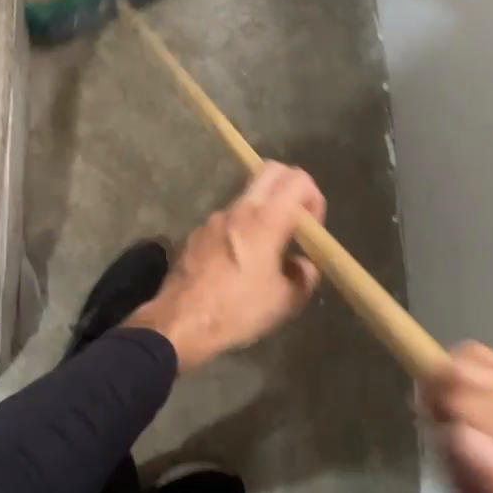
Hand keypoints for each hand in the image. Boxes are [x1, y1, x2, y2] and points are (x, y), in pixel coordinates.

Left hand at [124, 162, 325, 371]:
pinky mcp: (197, 232)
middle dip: (290, 187)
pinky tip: (239, 263)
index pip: (297, 180)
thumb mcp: (284, 302)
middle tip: (297, 221)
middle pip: (270, 171)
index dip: (313, 196)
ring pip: (248, 196)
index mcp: (265, 221)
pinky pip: (228, 219)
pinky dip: (242, 228)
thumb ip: (303, 277)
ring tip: (268, 251)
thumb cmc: (237, 311)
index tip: (312, 226)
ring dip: (265, 211)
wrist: (180, 322)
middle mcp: (239, 209)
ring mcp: (214, 218)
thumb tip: (303, 264)